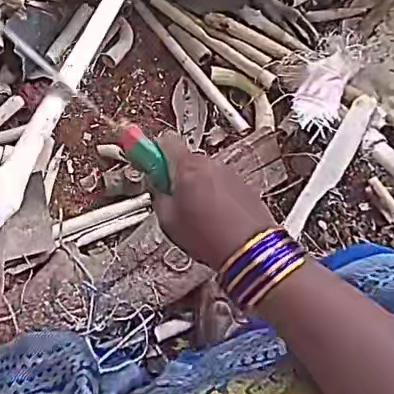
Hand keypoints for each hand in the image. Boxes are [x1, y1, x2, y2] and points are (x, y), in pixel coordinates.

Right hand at [150, 132, 278, 270]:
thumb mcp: (167, 219)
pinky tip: (211, 217)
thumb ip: (157, 195)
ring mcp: (229, 174)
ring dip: (195, 185)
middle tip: (169, 196)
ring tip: (193, 213)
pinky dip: (214, 194)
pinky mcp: (244, 186)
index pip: (163, 141)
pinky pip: (220, 183)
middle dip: (173, 173)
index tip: (142, 156)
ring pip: (203, 171)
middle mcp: (210, 164)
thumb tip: (156, 188)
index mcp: (187, 166)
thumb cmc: (211, 237)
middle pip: (183, 157)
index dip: (150, 150)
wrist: (251, 252)